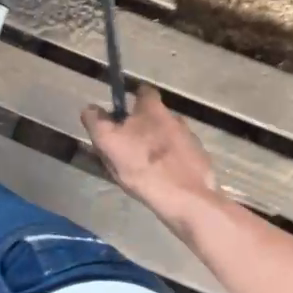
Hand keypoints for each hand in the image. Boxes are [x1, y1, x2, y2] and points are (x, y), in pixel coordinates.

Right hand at [82, 87, 220, 227]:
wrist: (187, 200)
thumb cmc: (143, 166)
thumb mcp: (108, 142)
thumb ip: (96, 121)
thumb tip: (90, 108)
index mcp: (153, 109)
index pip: (144, 91)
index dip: (133, 100)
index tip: (124, 115)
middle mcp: (175, 118)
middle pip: (157, 116)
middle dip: (146, 127)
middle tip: (132, 146)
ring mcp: (192, 140)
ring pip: (171, 137)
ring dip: (160, 146)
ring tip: (149, 167)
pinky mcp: (202, 162)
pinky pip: (184, 157)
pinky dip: (174, 163)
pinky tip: (165, 180)